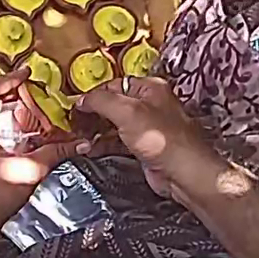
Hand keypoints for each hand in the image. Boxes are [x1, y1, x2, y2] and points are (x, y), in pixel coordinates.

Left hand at [0, 70, 90, 230]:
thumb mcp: (29, 170)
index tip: (27, 74)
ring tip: (34, 105)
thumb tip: (80, 143)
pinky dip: (9, 121)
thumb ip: (56, 153)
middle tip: (35, 89)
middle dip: (14, 91)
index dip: (9, 78)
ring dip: (12, 106)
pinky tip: (26, 127)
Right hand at [77, 76, 233, 204]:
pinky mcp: (143, 147)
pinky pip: (117, 141)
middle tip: (75, 121)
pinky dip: (103, 143)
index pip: (114, 84)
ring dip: (96, 129)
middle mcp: (149, 105)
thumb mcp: (127, 112)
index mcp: (149, 89)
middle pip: (112, 104)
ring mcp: (146, 127)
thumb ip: (101, 101)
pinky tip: (91, 148)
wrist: (182, 173)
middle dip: (93, 113)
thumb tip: (82, 99)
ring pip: (114, 124)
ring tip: (79, 136)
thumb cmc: (164, 140)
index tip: (76, 104)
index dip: (93, 94)